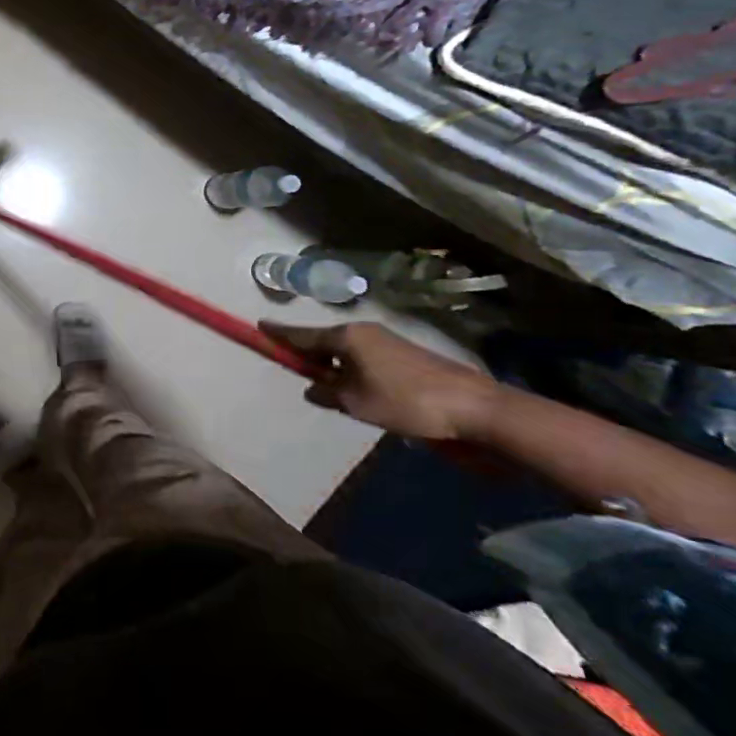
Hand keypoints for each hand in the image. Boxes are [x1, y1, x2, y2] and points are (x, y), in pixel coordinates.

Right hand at [259, 321, 504, 440]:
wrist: (475, 408)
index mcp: (345, 336)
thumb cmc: (405, 401)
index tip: (259, 326)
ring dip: (333, 364)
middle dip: (308, 354)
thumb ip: (326, 392)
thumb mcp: (355, 402)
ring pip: (345, 350)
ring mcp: (387, 340)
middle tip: (297, 371)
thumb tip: (314, 387)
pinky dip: (353, 368)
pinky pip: (364, 356)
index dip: (279, 334)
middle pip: (323, 340)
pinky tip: (359, 388)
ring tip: (331, 387)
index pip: (301, 335)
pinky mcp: (405, 354)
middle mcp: (363, 331)